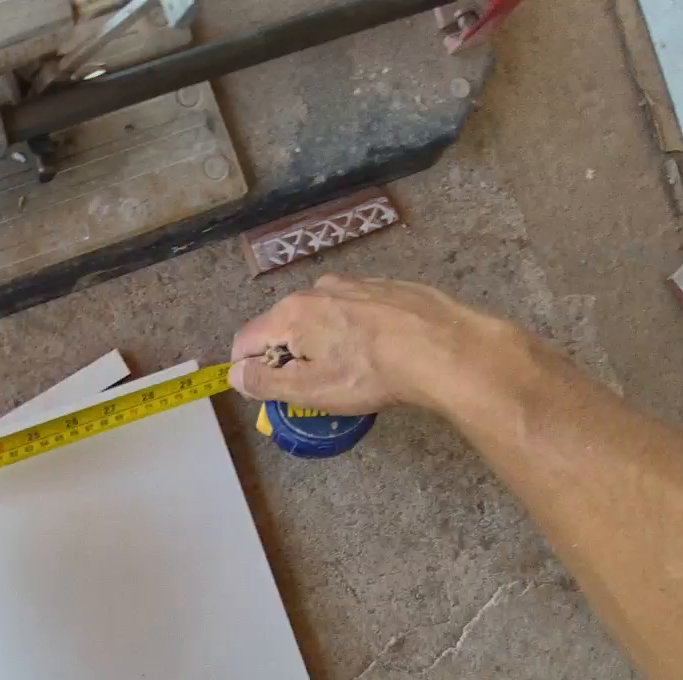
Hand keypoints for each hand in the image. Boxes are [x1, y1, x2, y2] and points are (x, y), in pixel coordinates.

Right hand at [229, 276, 531, 415]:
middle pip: (282, 327)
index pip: (245, 340)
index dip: (247, 370)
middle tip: (312, 387)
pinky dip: (352, 331)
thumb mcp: (308, 390)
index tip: (267, 392)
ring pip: (319, 317)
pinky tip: (376, 352)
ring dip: (321, 343)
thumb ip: (263, 382)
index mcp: (290, 314)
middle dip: (287, 356)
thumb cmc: (370, 374)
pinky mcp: (385, 286)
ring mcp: (353, 284)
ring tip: (349, 369)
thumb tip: (235, 374)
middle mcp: (316, 290)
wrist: (446, 349)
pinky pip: (352, 311)